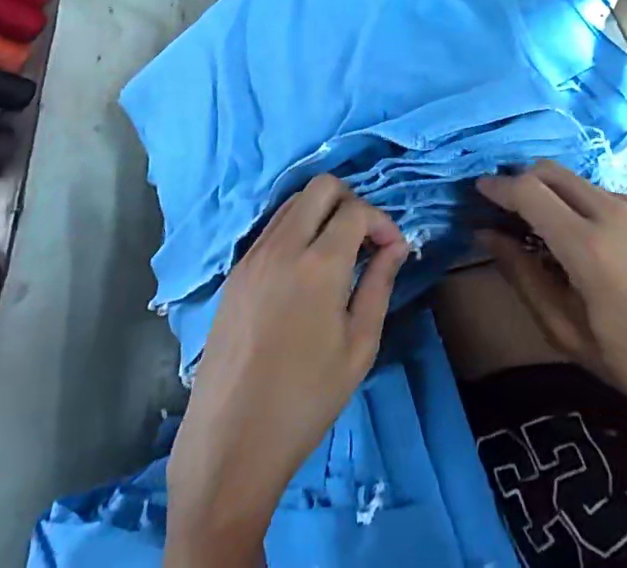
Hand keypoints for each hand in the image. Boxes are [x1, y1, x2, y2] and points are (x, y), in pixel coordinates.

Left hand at [166, 175, 407, 564]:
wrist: (231, 439)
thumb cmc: (306, 398)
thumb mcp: (359, 346)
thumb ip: (379, 285)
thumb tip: (396, 246)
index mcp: (318, 264)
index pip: (356, 209)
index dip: (382, 222)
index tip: (392, 250)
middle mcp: (281, 247)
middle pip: (320, 187)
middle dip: (351, 201)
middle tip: (365, 240)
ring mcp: (252, 257)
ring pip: (293, 202)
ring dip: (322, 213)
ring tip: (339, 254)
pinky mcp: (235, 273)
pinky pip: (271, 228)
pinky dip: (297, 230)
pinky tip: (306, 270)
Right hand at [475, 161, 626, 428]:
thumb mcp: (567, 332)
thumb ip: (522, 276)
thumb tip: (487, 235)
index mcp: (588, 247)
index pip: (528, 191)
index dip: (497, 186)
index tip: (479, 191)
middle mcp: (616, 212)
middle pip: (553, 171)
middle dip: (523, 181)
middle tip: (509, 209)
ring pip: (583, 185)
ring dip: (560, 200)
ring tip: (561, 241)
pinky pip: (615, 200)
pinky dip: (595, 212)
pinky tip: (606, 250)